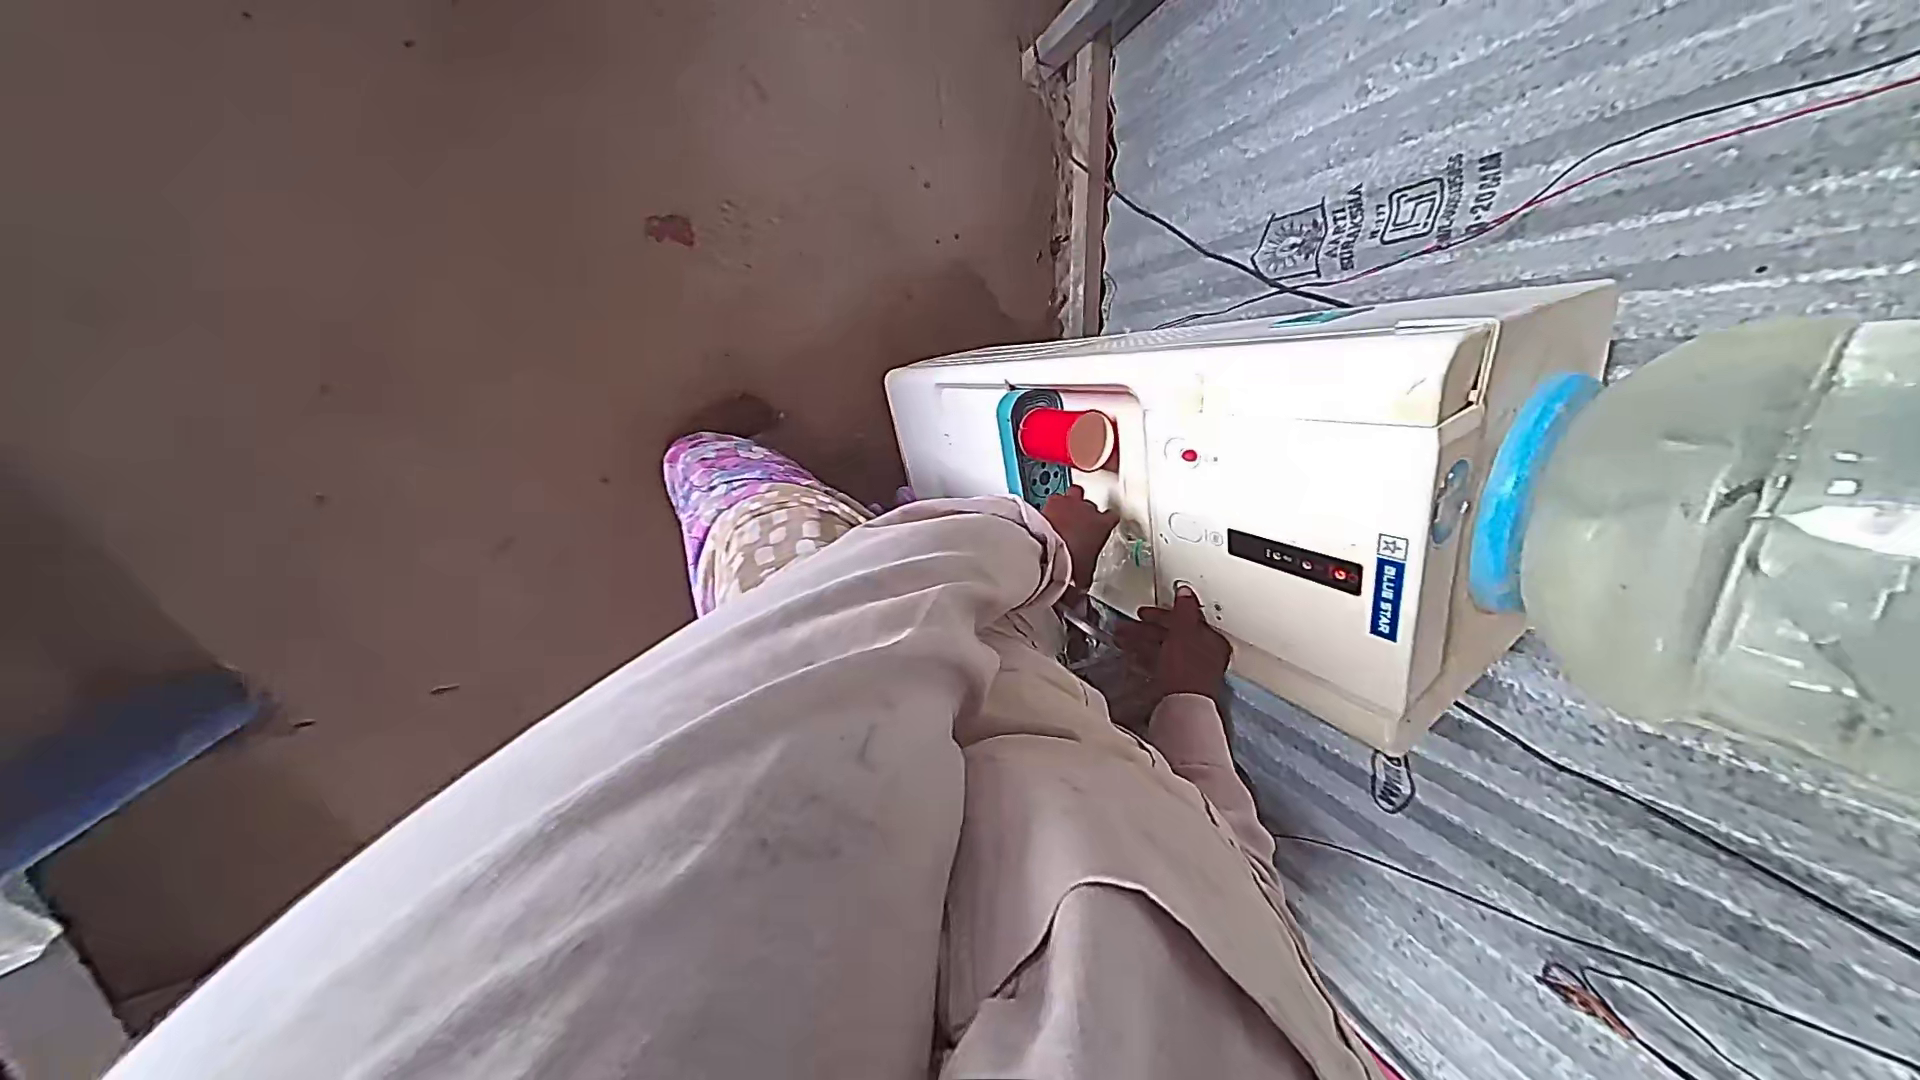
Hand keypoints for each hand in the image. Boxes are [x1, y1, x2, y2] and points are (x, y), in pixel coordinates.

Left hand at [1041, 485, 1117, 590]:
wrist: (1049, 549)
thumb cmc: (1071, 558)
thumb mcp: (1083, 573)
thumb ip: (1084, 578)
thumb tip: (1079, 592)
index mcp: (1102, 525)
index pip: (1112, 517)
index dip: (1107, 521)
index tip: (1102, 527)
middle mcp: (1088, 510)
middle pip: (1092, 504)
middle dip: (1085, 512)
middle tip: (1078, 525)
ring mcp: (1070, 503)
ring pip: (1075, 493)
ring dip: (1071, 502)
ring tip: (1066, 511)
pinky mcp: (1052, 501)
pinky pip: (1055, 499)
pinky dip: (1052, 505)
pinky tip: (1048, 512)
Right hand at [1116, 586, 1231, 699]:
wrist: (1181, 708)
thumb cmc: (1186, 671)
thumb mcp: (1184, 633)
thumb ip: (1184, 610)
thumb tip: (1184, 590)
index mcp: (1211, 641)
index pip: (1186, 619)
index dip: (1164, 613)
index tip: (1144, 611)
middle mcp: (1203, 656)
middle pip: (1172, 634)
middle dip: (1146, 628)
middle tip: (1126, 625)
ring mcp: (1189, 671)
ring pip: (1162, 649)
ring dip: (1141, 641)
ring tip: (1121, 638)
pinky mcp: (1175, 685)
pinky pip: (1157, 664)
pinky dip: (1143, 657)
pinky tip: (1132, 656)